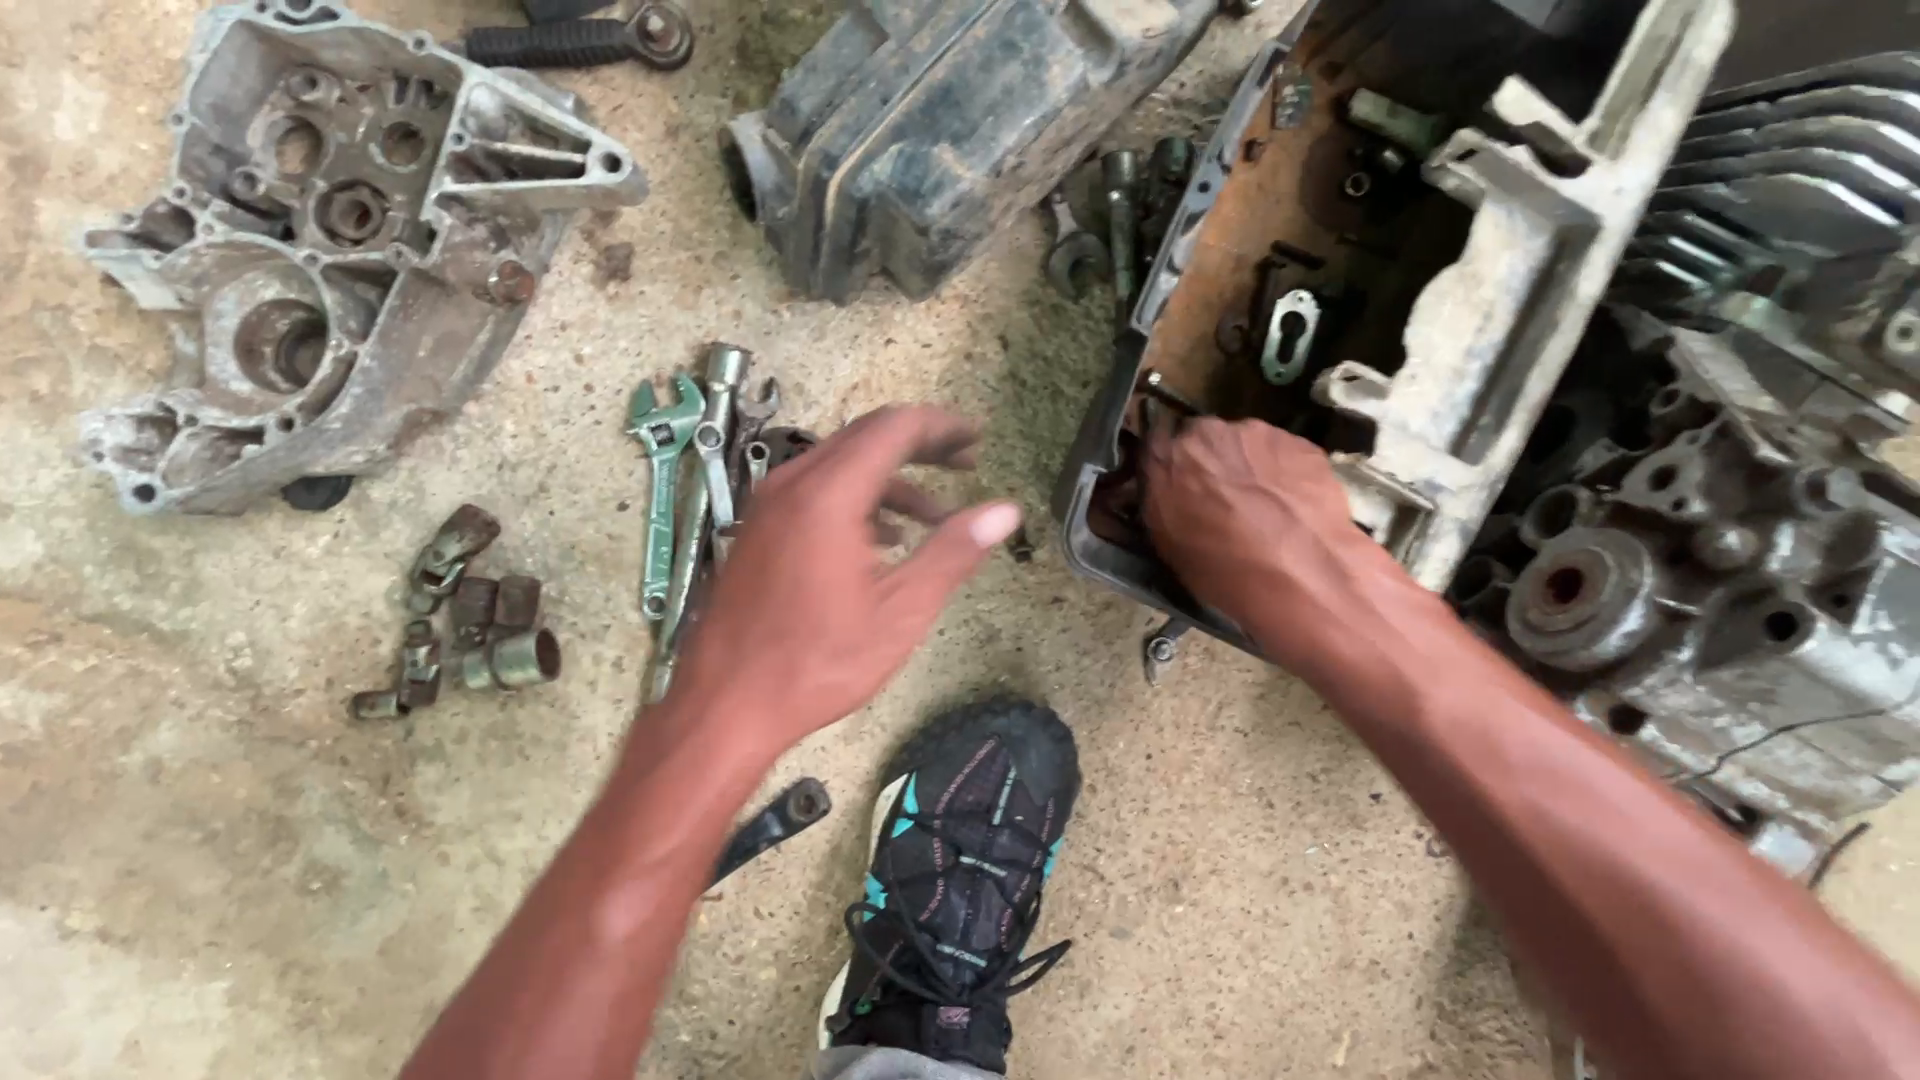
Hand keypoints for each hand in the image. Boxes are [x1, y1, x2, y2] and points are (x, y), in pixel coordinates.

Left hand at [663, 406, 1021, 758]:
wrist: (725, 703)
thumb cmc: (818, 662)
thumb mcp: (900, 611)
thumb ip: (953, 552)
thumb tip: (1006, 511)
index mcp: (828, 495)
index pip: (893, 428)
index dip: (941, 427)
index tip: (977, 439)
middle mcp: (793, 484)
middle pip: (866, 438)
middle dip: (922, 446)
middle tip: (967, 464)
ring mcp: (769, 506)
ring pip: (841, 466)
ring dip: (893, 480)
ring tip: (937, 516)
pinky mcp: (760, 530)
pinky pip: (817, 493)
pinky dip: (859, 501)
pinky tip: (886, 541)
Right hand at [1141, 417, 1431, 678]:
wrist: (1298, 573)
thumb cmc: (1221, 568)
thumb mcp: (1168, 544)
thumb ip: (1161, 504)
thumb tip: (1165, 493)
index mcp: (1166, 458)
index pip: (1156, 447)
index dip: (1170, 467)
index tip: (1178, 486)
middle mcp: (1207, 434)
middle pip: (1204, 440)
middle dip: (1211, 463)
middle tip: (1223, 500)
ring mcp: (1258, 434)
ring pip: (1247, 444)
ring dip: (1249, 466)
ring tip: (1265, 507)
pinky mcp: (1300, 443)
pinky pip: (1284, 454)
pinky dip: (1284, 473)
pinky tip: (1293, 506)